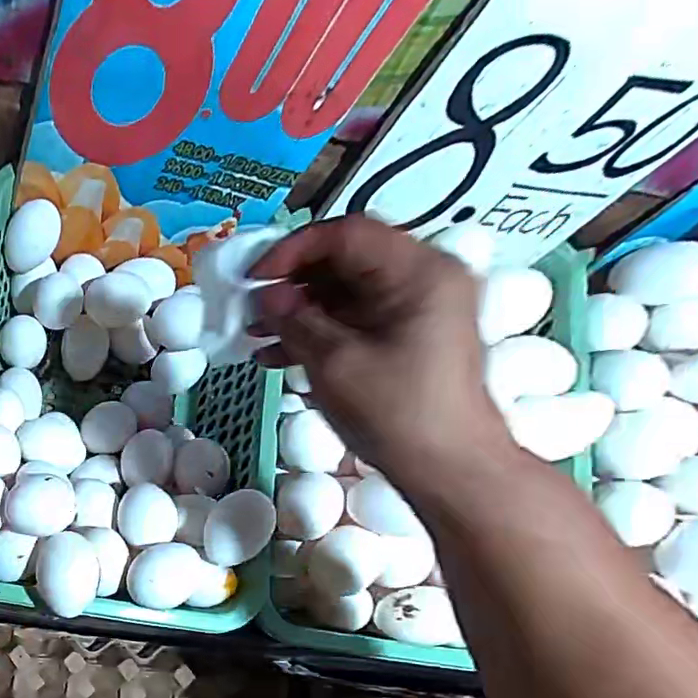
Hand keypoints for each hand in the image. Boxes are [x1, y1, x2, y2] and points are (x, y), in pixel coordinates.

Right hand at [252, 217, 515, 491]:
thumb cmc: (396, 412)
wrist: (446, 463)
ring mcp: (416, 308)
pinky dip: (315, 330)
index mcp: (418, 273)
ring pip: (345, 291)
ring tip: (257, 334)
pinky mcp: (406, 335)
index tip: (253, 278)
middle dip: (292, 282)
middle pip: (346, 260)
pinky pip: (353, 318)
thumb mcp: (334, 363)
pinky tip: (278, 353)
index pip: (347, 233)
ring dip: (298, 309)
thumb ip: (297, 321)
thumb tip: (267, 296)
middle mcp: (424, 279)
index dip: (292, 249)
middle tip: (251, 306)